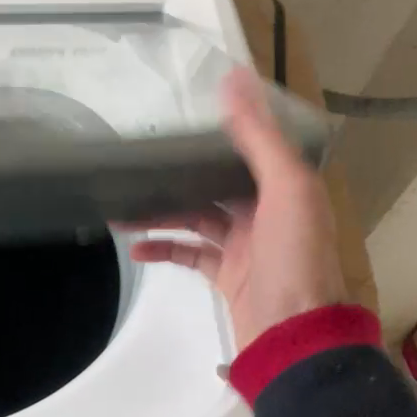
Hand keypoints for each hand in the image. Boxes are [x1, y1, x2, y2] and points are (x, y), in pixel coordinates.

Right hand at [126, 68, 345, 351]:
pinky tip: (137, 247)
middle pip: (215, 184)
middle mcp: (268, 213)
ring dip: (162, 213)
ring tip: (122, 208)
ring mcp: (246, 246)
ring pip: (196, 219)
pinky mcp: (227, 275)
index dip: (217, 135)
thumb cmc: (294, 257)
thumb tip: (234, 78)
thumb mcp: (285, 187)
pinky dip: (165, 249)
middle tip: (137, 164)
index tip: (178, 121)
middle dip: (178, 175)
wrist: (294, 338)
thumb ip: (257, 136)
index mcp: (286, 188)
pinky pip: (190, 254)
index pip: (247, 151)